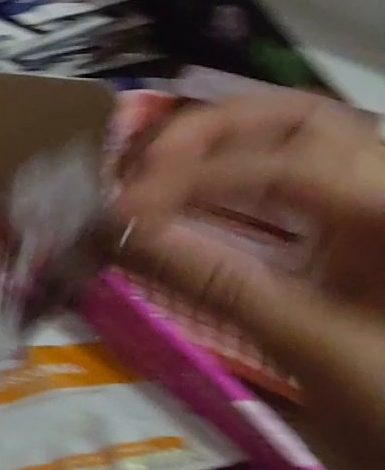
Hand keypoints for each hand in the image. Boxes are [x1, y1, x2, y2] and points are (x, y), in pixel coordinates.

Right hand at [117, 90, 384, 311]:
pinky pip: (285, 176)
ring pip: (289, 137)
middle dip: (204, 133)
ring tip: (150, 174)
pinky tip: (178, 199)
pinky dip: (224, 175)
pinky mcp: (354, 232)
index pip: (287, 164)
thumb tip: (112, 231)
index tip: (125, 211)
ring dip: (211, 145)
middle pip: (293, 120)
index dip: (194, 177)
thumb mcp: (318, 349)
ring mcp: (374, 209)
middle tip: (140, 169)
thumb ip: (215, 283)